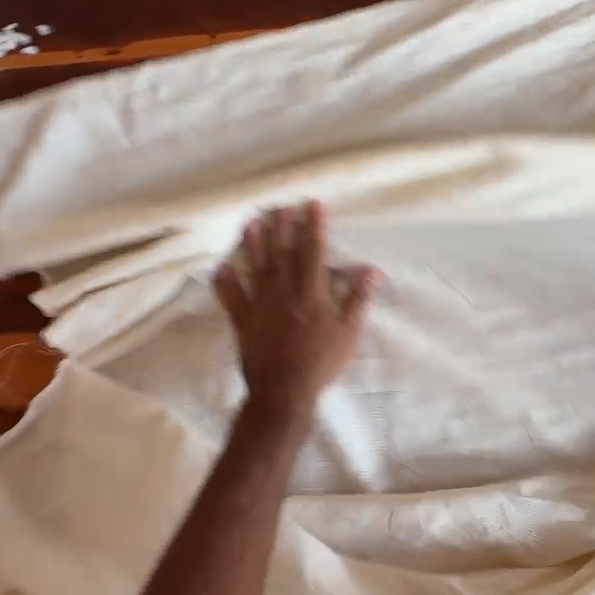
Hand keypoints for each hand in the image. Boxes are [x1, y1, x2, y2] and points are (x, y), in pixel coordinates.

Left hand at [213, 201, 380, 410]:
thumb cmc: (322, 361)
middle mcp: (284, 291)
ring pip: (256, 267)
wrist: (284, 390)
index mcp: (312, 292)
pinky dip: (225, 282)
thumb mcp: (349, 332)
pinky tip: (220, 266)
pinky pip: (231, 297)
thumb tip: (374, 271)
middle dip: (282, 226)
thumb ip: (359, 299)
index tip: (312, 204)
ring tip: (251, 222)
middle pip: (283, 252)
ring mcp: (260, 305)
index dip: (314, 226)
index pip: (314, 251)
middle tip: (280, 205)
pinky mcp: (243, 320)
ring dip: (253, 244)